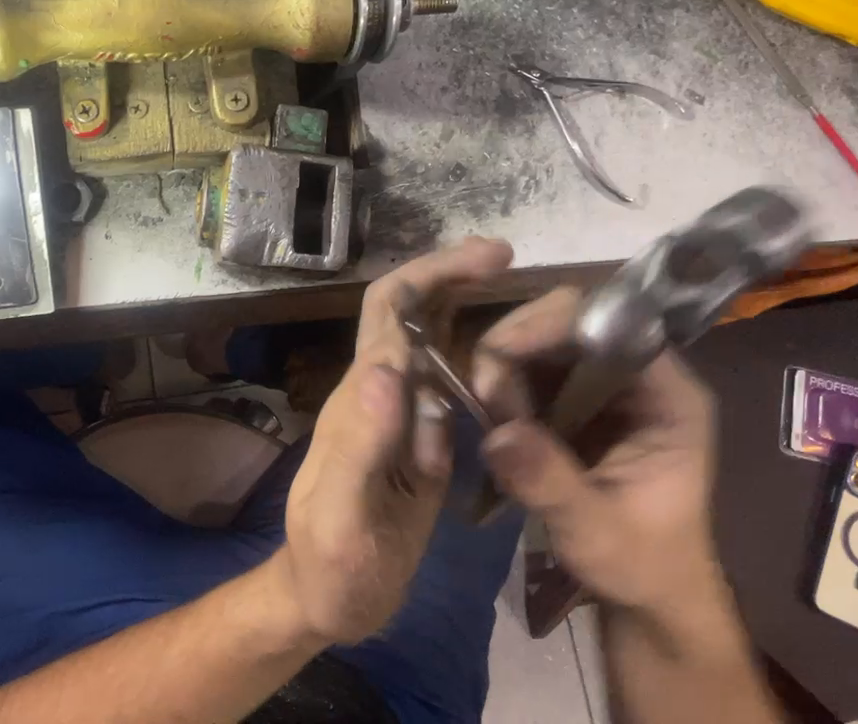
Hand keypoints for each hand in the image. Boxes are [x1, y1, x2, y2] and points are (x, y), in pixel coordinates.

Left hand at [272, 237, 514, 644]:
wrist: (330, 600)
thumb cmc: (330, 564)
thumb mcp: (341, 516)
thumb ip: (360, 446)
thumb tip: (390, 368)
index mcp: (361, 398)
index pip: (388, 313)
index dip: (429, 274)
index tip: (487, 257)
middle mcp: (381, 394)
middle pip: (411, 314)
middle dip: (452, 276)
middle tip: (508, 257)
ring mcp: (403, 418)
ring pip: (434, 346)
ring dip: (470, 312)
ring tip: (527, 301)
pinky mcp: (423, 444)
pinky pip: (452, 390)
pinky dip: (481, 365)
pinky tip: (516, 362)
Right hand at [474, 288, 728, 620]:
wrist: (644, 596)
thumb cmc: (640, 565)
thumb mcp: (595, 532)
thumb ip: (550, 483)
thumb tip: (497, 434)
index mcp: (669, 395)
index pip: (614, 325)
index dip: (554, 326)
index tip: (499, 355)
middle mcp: (638, 374)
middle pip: (570, 319)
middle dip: (517, 342)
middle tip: (483, 389)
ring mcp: (602, 381)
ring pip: (543, 335)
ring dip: (504, 361)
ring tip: (487, 408)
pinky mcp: (572, 396)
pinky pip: (529, 362)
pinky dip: (502, 377)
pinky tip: (490, 410)